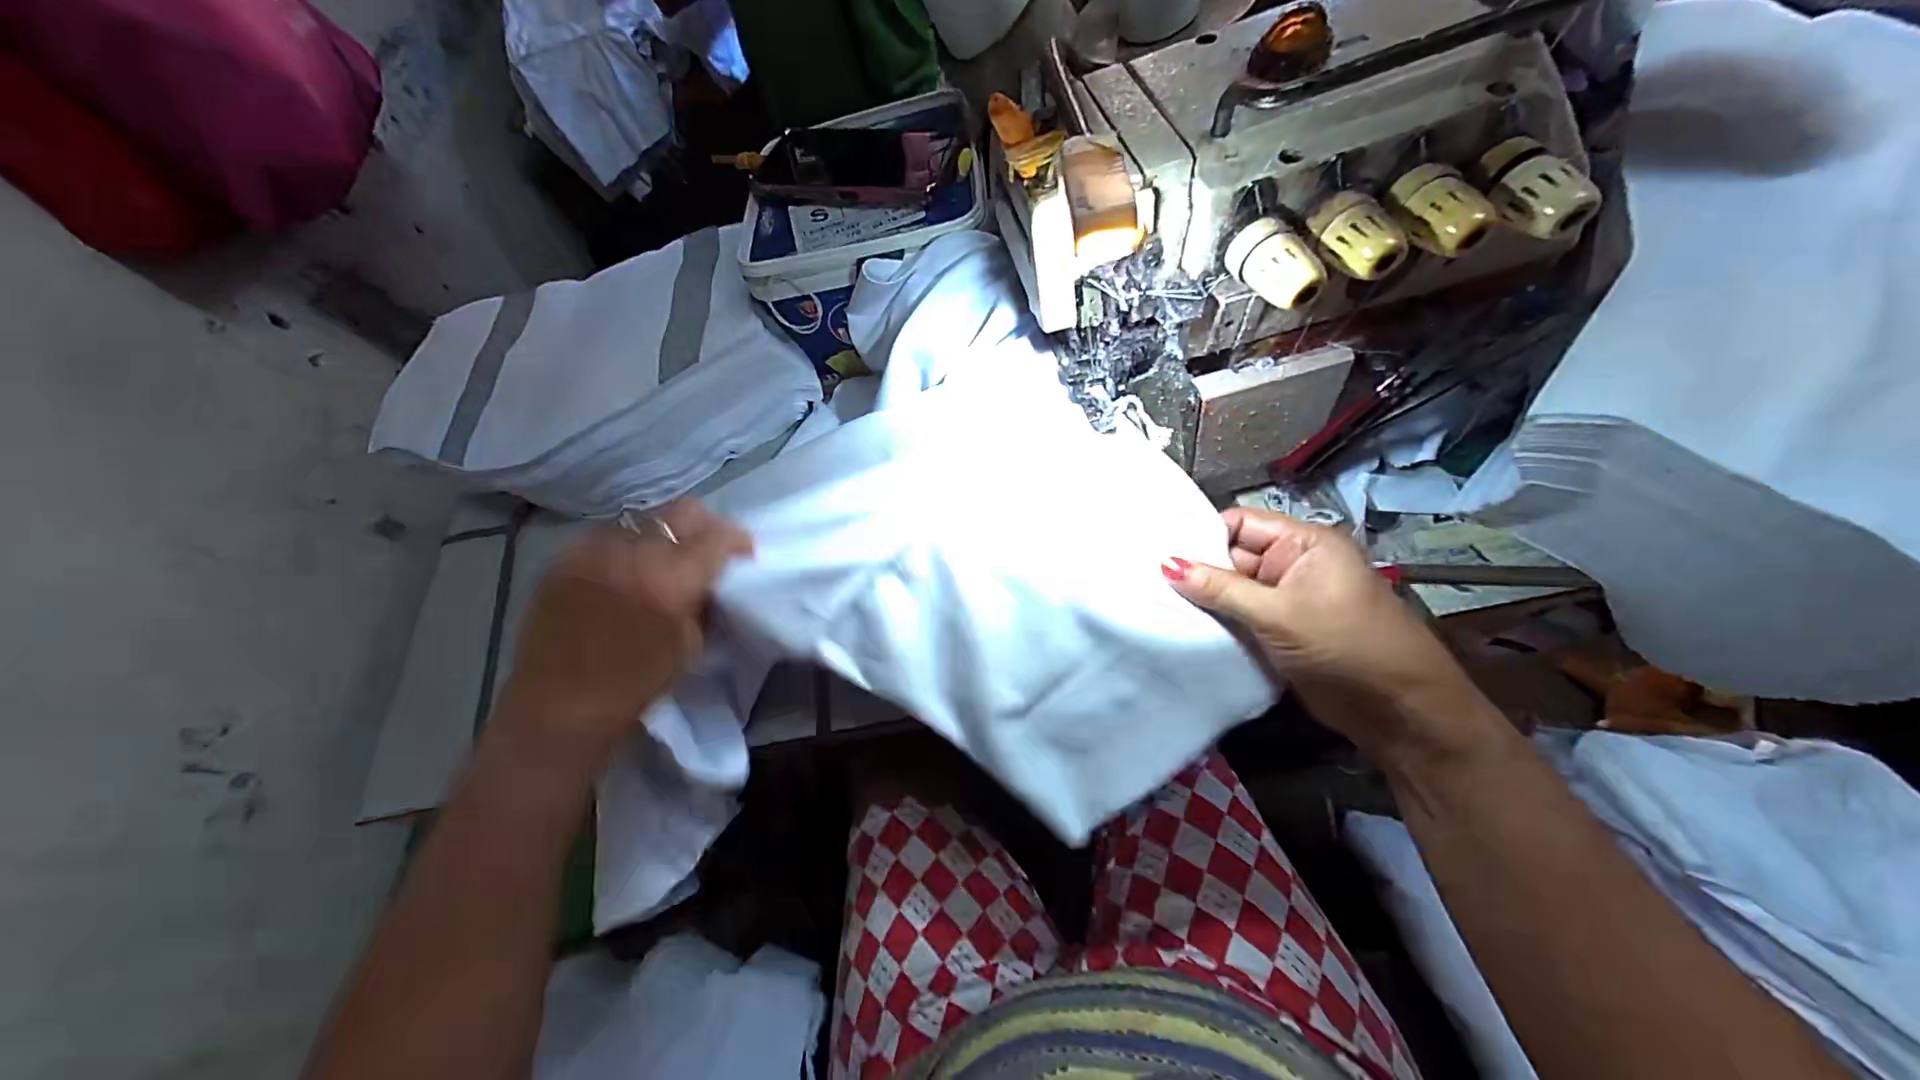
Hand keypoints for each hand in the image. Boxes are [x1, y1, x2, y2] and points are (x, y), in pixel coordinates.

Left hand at [496, 500, 751, 767]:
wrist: (560, 706)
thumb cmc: (635, 684)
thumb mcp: (690, 645)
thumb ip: (705, 600)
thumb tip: (713, 578)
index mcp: (671, 580)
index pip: (720, 535)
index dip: (739, 540)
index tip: (744, 554)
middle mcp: (633, 552)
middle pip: (684, 511)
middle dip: (706, 526)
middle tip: (709, 551)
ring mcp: (594, 549)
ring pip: (646, 518)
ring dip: (665, 534)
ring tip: (665, 559)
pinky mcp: (566, 557)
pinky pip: (610, 534)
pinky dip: (629, 545)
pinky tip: (628, 570)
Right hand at [1164, 507, 1501, 769]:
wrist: (1396, 709)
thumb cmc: (1344, 645)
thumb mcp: (1278, 613)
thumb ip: (1220, 588)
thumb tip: (1167, 564)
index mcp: (1303, 543)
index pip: (1239, 524)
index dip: (1200, 536)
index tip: (1157, 552)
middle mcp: (1293, 564)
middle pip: (1232, 556)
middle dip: (1196, 569)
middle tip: (1147, 580)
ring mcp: (1286, 598)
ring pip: (1232, 589)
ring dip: (1204, 599)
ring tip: (1156, 602)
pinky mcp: (1280, 630)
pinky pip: (1240, 616)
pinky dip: (1218, 621)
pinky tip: (1183, 626)